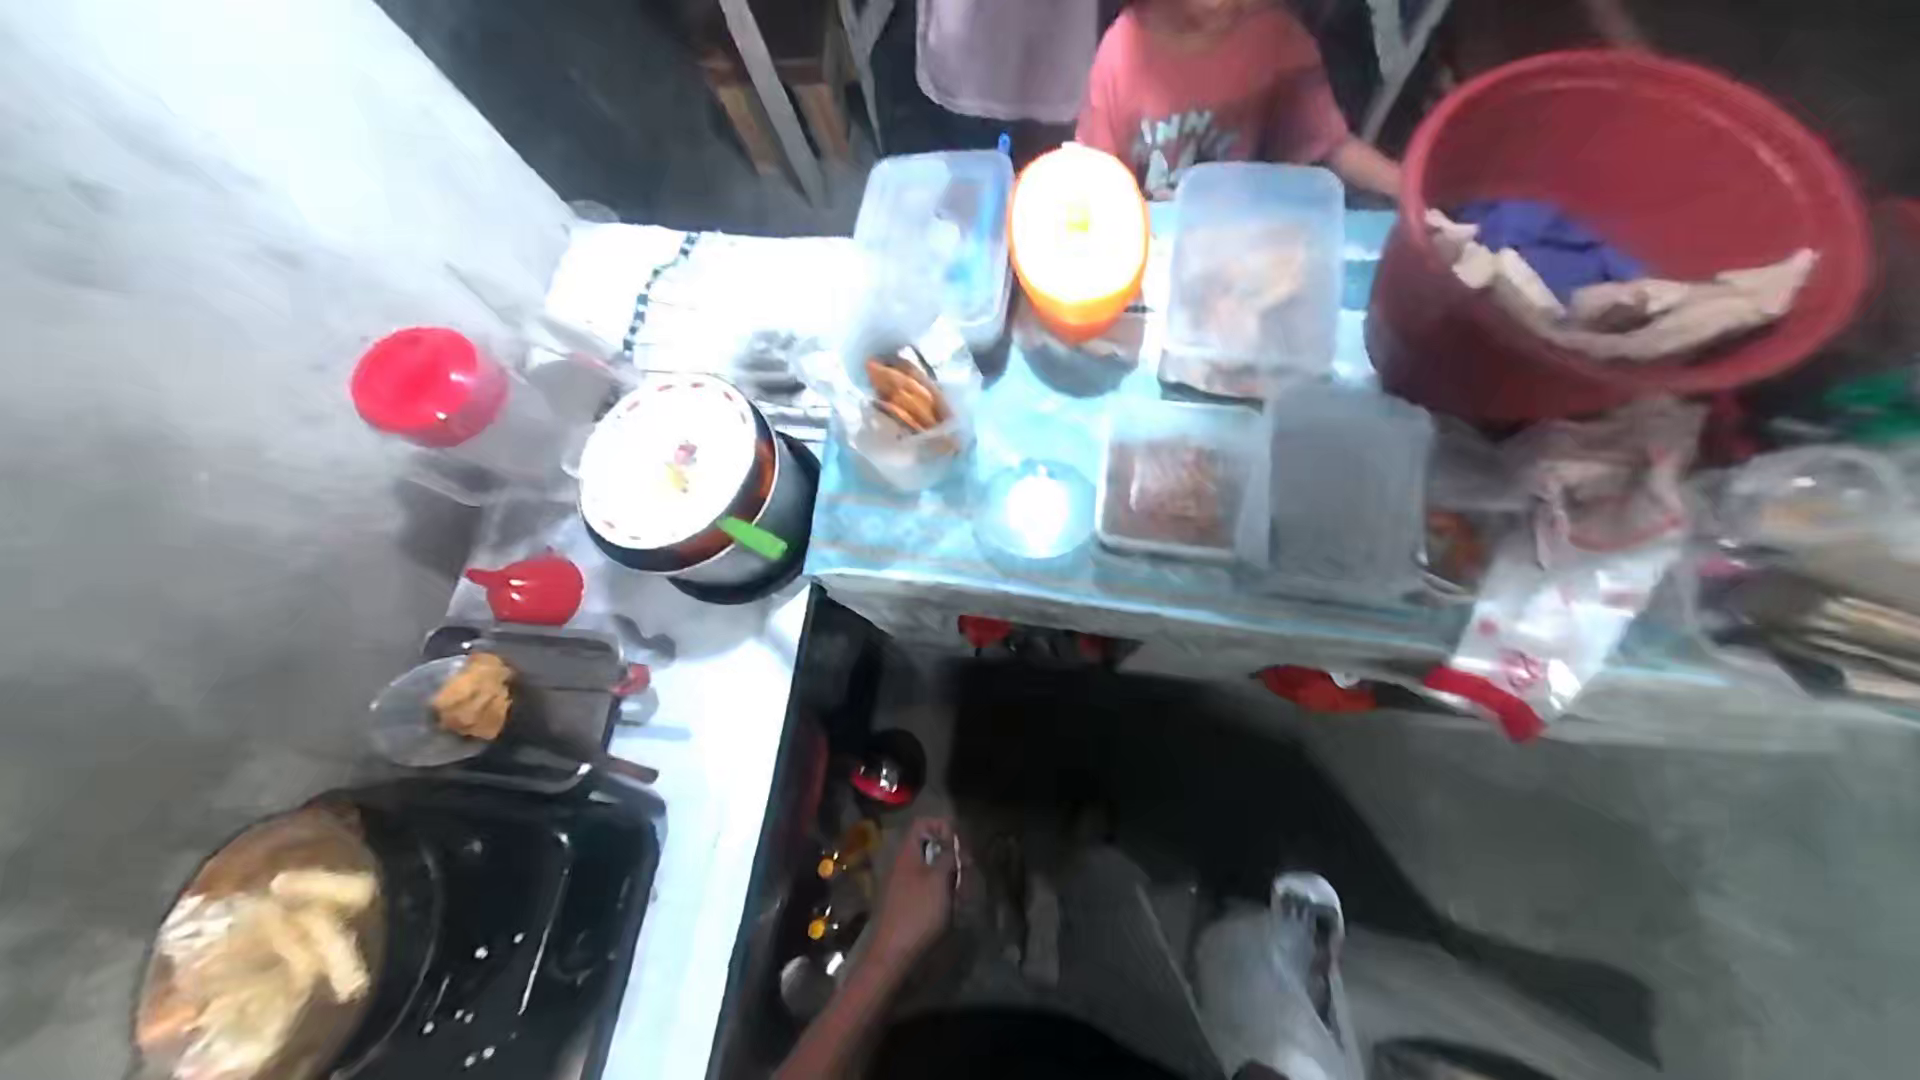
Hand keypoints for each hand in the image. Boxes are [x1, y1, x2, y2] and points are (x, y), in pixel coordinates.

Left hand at [867, 818, 957, 967]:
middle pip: (928, 846)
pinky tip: (950, 907)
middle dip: (949, 855)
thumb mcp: (939, 880)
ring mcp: (901, 884)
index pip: (922, 823)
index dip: (942, 826)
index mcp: (907, 852)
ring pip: (930, 868)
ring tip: (961, 892)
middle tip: (965, 871)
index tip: (959, 844)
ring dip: (947, 876)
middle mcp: (902, 863)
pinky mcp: (904, 903)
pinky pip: (926, 887)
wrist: (892, 955)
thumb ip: (948, 856)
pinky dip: (940, 892)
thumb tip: (953, 842)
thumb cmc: (917, 912)